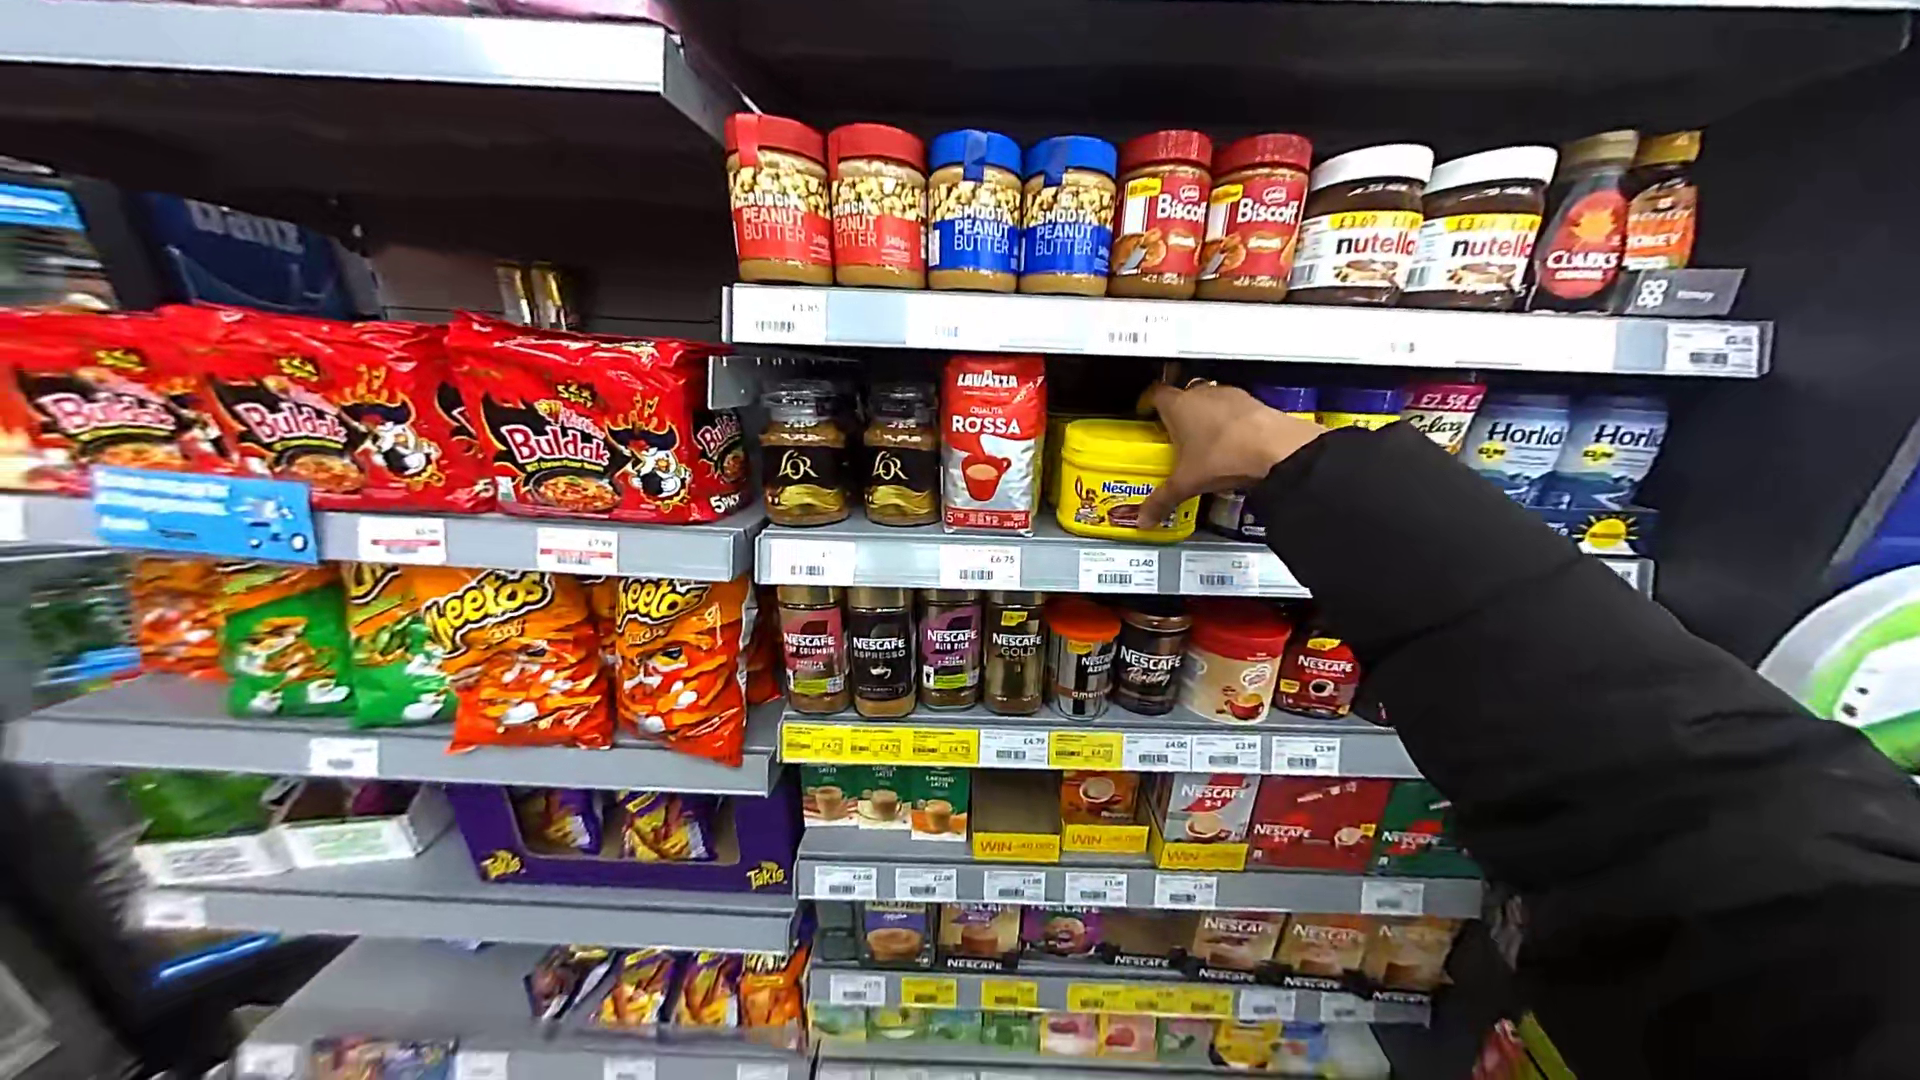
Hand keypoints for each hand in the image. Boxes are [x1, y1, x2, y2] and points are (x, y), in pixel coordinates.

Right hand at [1137, 382, 1326, 524]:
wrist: (1278, 450)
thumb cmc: (1225, 455)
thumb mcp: (1186, 483)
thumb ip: (1161, 500)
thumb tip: (1144, 519)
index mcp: (1178, 406)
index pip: (1154, 393)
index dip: (1147, 402)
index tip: (1145, 412)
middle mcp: (1203, 394)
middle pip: (1183, 396)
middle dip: (1177, 413)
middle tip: (1173, 435)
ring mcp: (1231, 396)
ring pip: (1210, 400)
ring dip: (1205, 416)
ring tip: (1202, 442)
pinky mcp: (1255, 404)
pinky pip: (1234, 410)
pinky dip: (1229, 423)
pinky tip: (1230, 445)